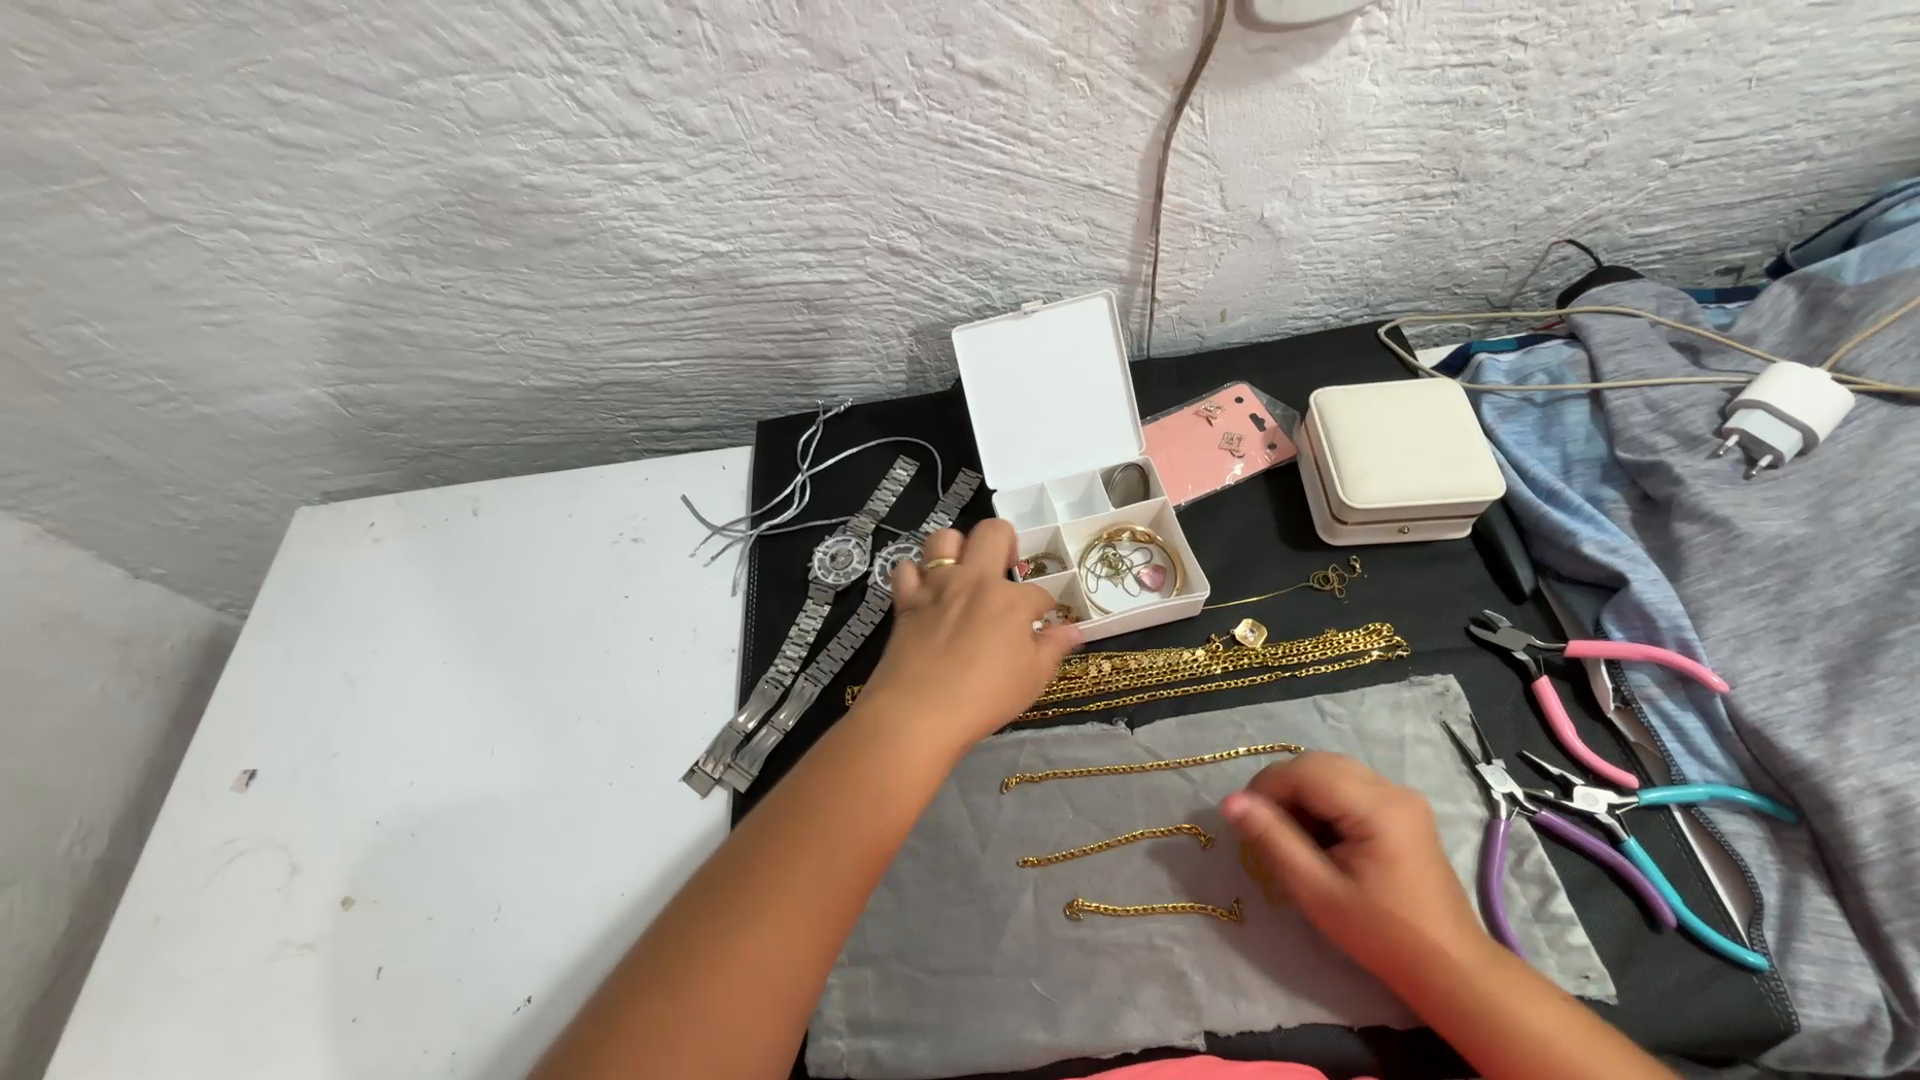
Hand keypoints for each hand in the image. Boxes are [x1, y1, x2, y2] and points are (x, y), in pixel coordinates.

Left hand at [857, 519, 1081, 750]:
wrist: (919, 711)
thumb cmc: (985, 697)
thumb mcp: (1033, 678)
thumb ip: (1054, 648)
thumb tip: (1075, 630)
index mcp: (1011, 600)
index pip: (1038, 593)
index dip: (1044, 607)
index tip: (1041, 620)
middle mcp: (975, 581)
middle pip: (993, 532)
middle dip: (1006, 541)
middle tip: (1006, 566)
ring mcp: (936, 586)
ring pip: (944, 538)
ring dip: (956, 547)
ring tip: (963, 569)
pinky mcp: (905, 600)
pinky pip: (906, 569)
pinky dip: (915, 574)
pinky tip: (924, 589)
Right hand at [1220, 752, 1490, 983]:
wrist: (1447, 965)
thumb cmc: (1380, 933)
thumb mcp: (1317, 890)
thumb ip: (1273, 839)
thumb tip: (1230, 802)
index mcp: (1378, 807)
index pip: (1305, 771)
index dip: (1266, 788)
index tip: (1245, 821)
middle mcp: (1393, 789)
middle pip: (1318, 764)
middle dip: (1282, 789)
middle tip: (1265, 830)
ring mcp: (1402, 797)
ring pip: (1332, 771)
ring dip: (1302, 794)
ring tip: (1292, 837)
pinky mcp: (1403, 809)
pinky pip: (1349, 785)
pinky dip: (1323, 801)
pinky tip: (1321, 837)